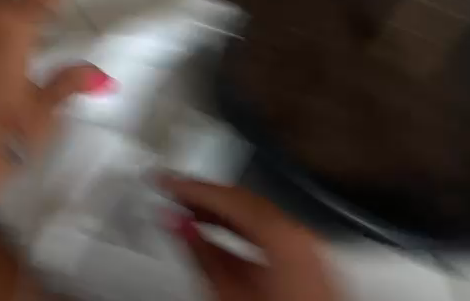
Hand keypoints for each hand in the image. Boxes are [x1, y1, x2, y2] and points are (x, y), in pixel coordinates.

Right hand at [160, 176, 340, 300]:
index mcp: (280, 233)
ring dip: (216, 211)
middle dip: (201, 195)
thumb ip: (198, 251)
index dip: (187, 185)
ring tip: (184, 211)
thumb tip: (173, 219)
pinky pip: (265, 232)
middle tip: (169, 191)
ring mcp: (306, 248)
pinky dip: (236, 227)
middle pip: (239, 200)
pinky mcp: (306, 264)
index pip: (224, 194)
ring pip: (251, 214)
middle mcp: (298, 234)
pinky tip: (213, 233)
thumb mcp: (228, 292)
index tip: (162, 180)